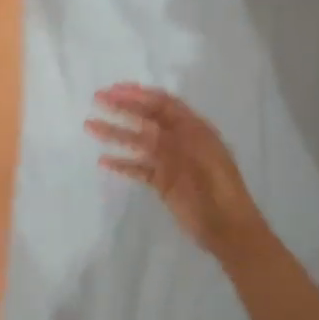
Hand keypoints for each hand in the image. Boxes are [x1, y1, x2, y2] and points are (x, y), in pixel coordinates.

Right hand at [87, 84, 269, 255]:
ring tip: (90, 126)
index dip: (139, 94)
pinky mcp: (163, 183)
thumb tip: (145, 125)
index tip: (114, 90)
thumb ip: (172, 140)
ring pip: (139, 142)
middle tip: (97, 100)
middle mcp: (180, 140)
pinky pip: (139, 168)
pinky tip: (103, 161)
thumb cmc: (219, 189)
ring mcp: (171, 161)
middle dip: (123, 107)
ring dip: (116, 132)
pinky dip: (122, 163)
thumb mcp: (198, 157)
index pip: (163, 103)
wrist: (229, 229)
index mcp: (194, 128)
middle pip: (147, 118)